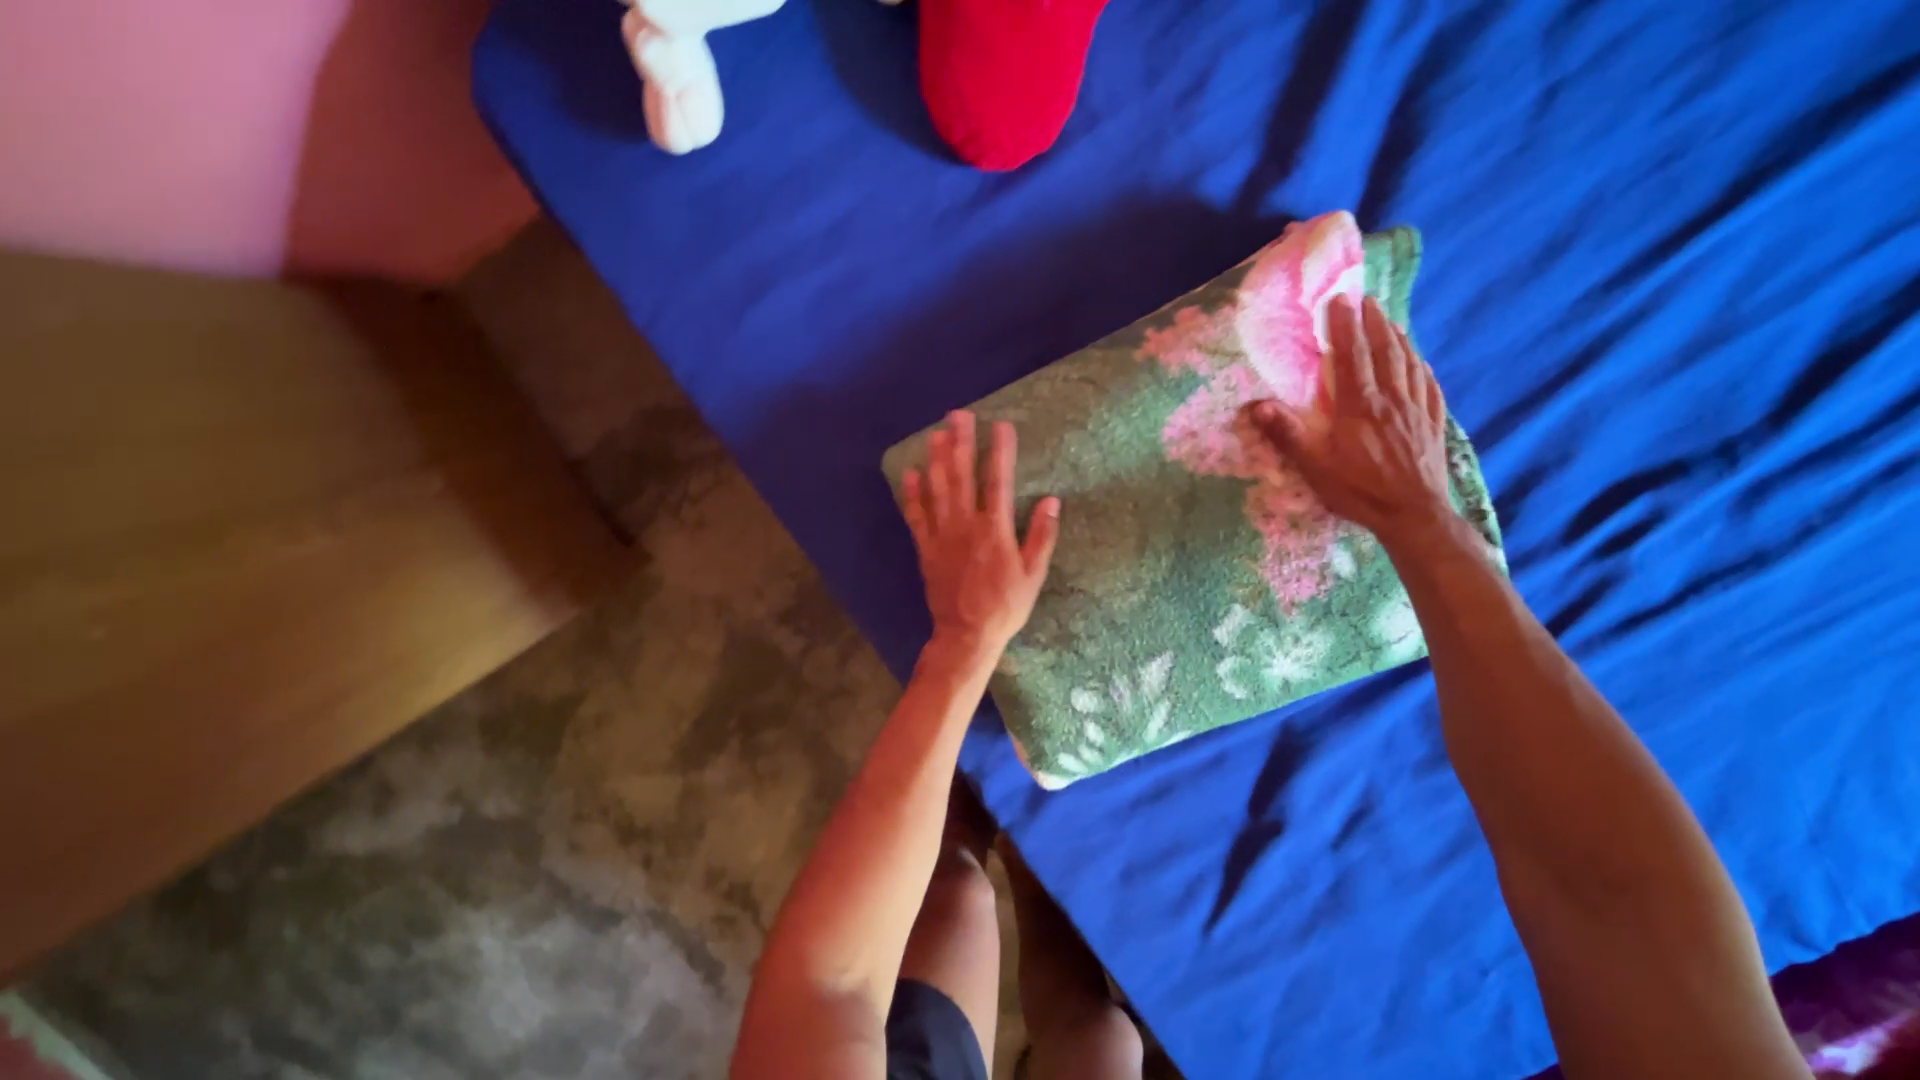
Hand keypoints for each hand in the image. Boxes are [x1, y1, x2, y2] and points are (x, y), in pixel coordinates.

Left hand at [901, 411, 1060, 652]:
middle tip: (958, 415)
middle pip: (962, 476)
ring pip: (937, 490)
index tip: (1001, 424)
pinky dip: (913, 494)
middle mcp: (965, 526)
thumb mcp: (1033, 575)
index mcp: (995, 530)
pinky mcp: (925, 549)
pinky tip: (911, 473)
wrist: (967, 635)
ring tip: (936, 433)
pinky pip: (917, 517)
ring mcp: (942, 536)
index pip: (999, 481)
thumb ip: (1041, 536)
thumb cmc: (1005, 606)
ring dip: (936, 459)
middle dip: (961, 442)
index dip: (1000, 451)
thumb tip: (1052, 501)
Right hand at [1246, 295, 1452, 548]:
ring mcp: (1417, 411)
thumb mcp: (1315, 466)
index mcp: (1360, 406)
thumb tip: (1257, 406)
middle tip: (1367, 300)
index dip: (1344, 326)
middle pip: (1384, 351)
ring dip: (1399, 339)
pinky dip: (1422, 367)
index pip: (1351, 356)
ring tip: (1390, 321)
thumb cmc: (1360, 491)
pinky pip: (1430, 386)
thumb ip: (1288, 434)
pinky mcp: (1433, 425)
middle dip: (1374, 323)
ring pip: (1409, 364)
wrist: (1414, 515)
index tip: (1339, 300)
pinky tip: (1420, 362)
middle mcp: (1391, 400)